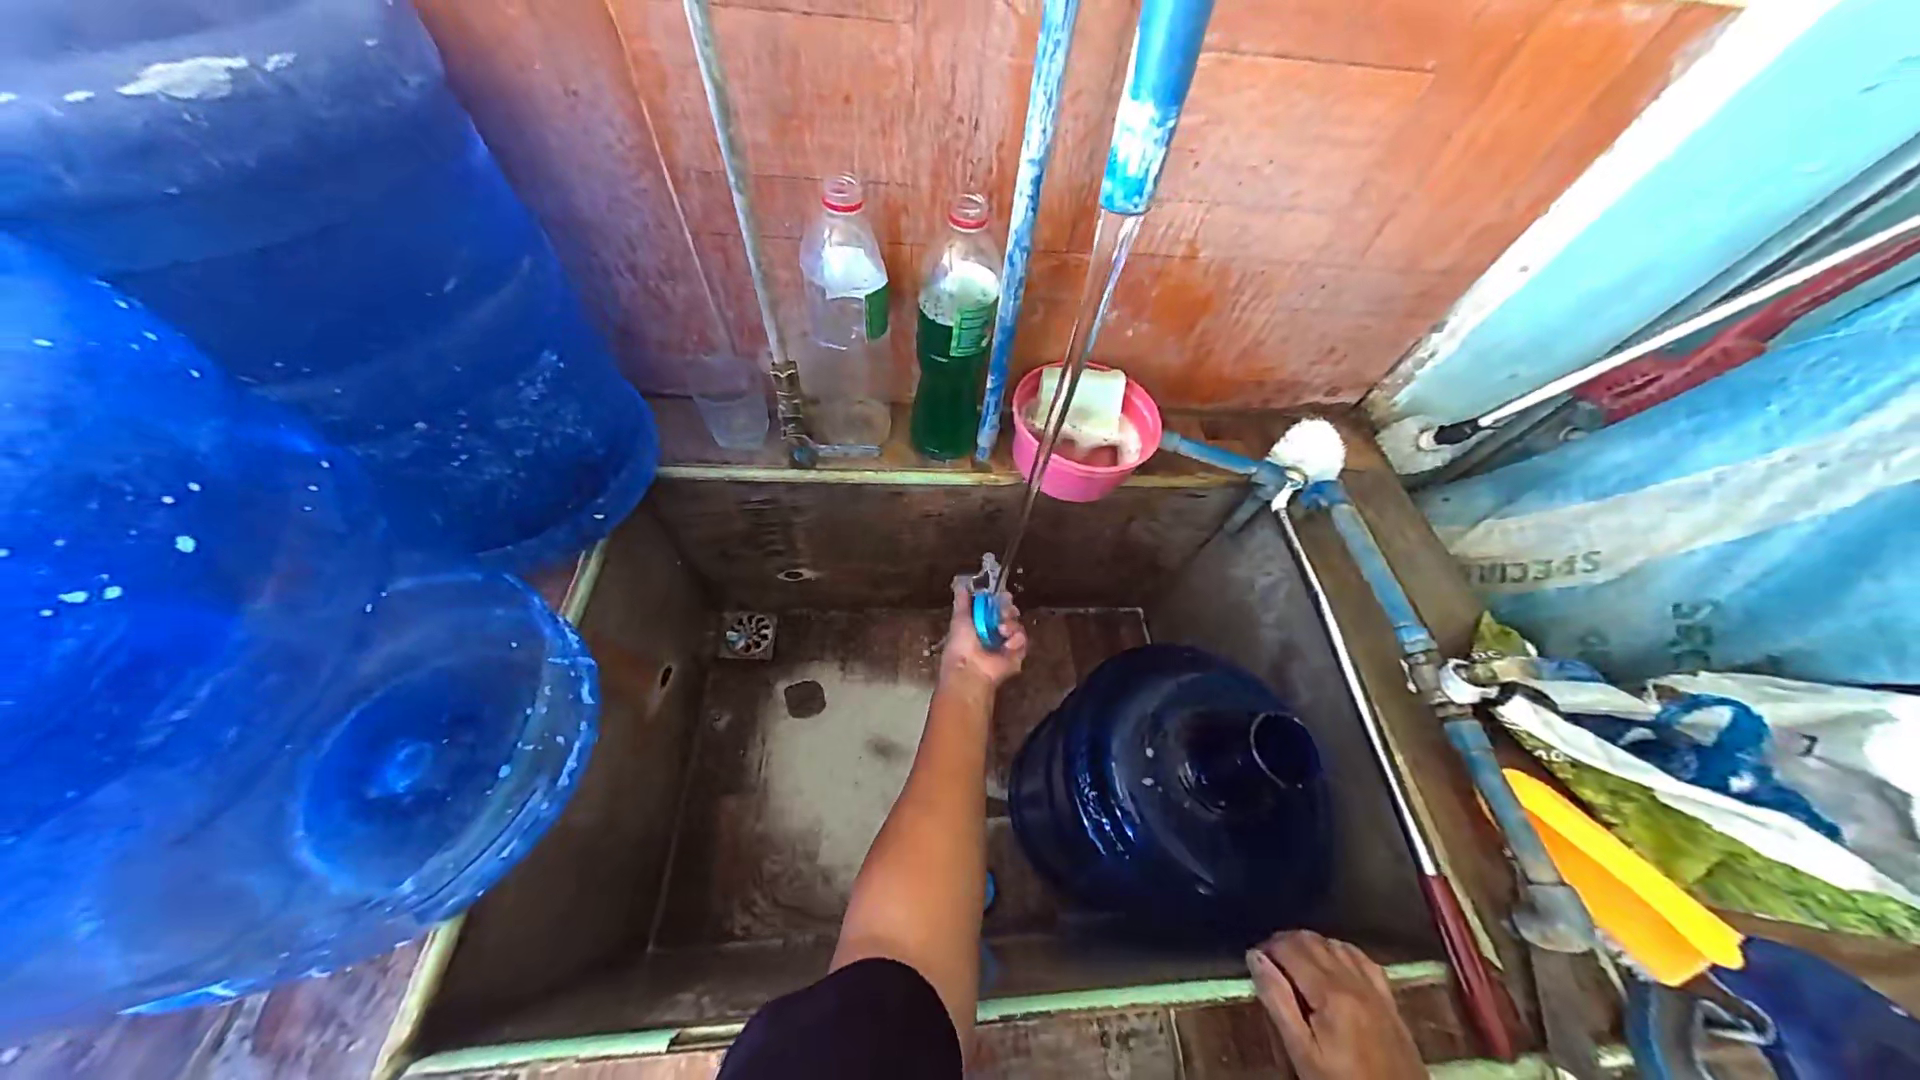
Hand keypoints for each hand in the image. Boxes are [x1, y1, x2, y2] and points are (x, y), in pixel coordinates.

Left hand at [939, 576, 1027, 692]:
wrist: (971, 671)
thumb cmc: (961, 646)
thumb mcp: (960, 619)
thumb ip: (963, 603)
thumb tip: (961, 586)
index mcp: (980, 625)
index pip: (995, 608)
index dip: (999, 601)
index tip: (1002, 596)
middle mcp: (994, 634)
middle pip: (1009, 614)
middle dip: (1008, 610)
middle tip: (1004, 612)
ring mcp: (1006, 644)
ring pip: (1017, 625)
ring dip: (1011, 624)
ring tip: (1002, 630)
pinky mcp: (1017, 655)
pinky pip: (1022, 640)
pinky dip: (1016, 640)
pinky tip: (1007, 644)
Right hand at [1247, 930, 1424, 1079]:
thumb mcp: (1302, 1052)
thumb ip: (1277, 1001)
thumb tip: (1254, 956)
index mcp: (1329, 993)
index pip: (1288, 948)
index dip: (1267, 949)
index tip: (1255, 963)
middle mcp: (1353, 981)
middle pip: (1310, 940)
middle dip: (1284, 943)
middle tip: (1270, 964)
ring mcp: (1374, 989)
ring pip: (1334, 944)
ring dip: (1310, 946)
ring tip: (1295, 966)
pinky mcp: (1389, 1001)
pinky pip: (1361, 959)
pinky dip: (1340, 952)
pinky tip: (1332, 966)